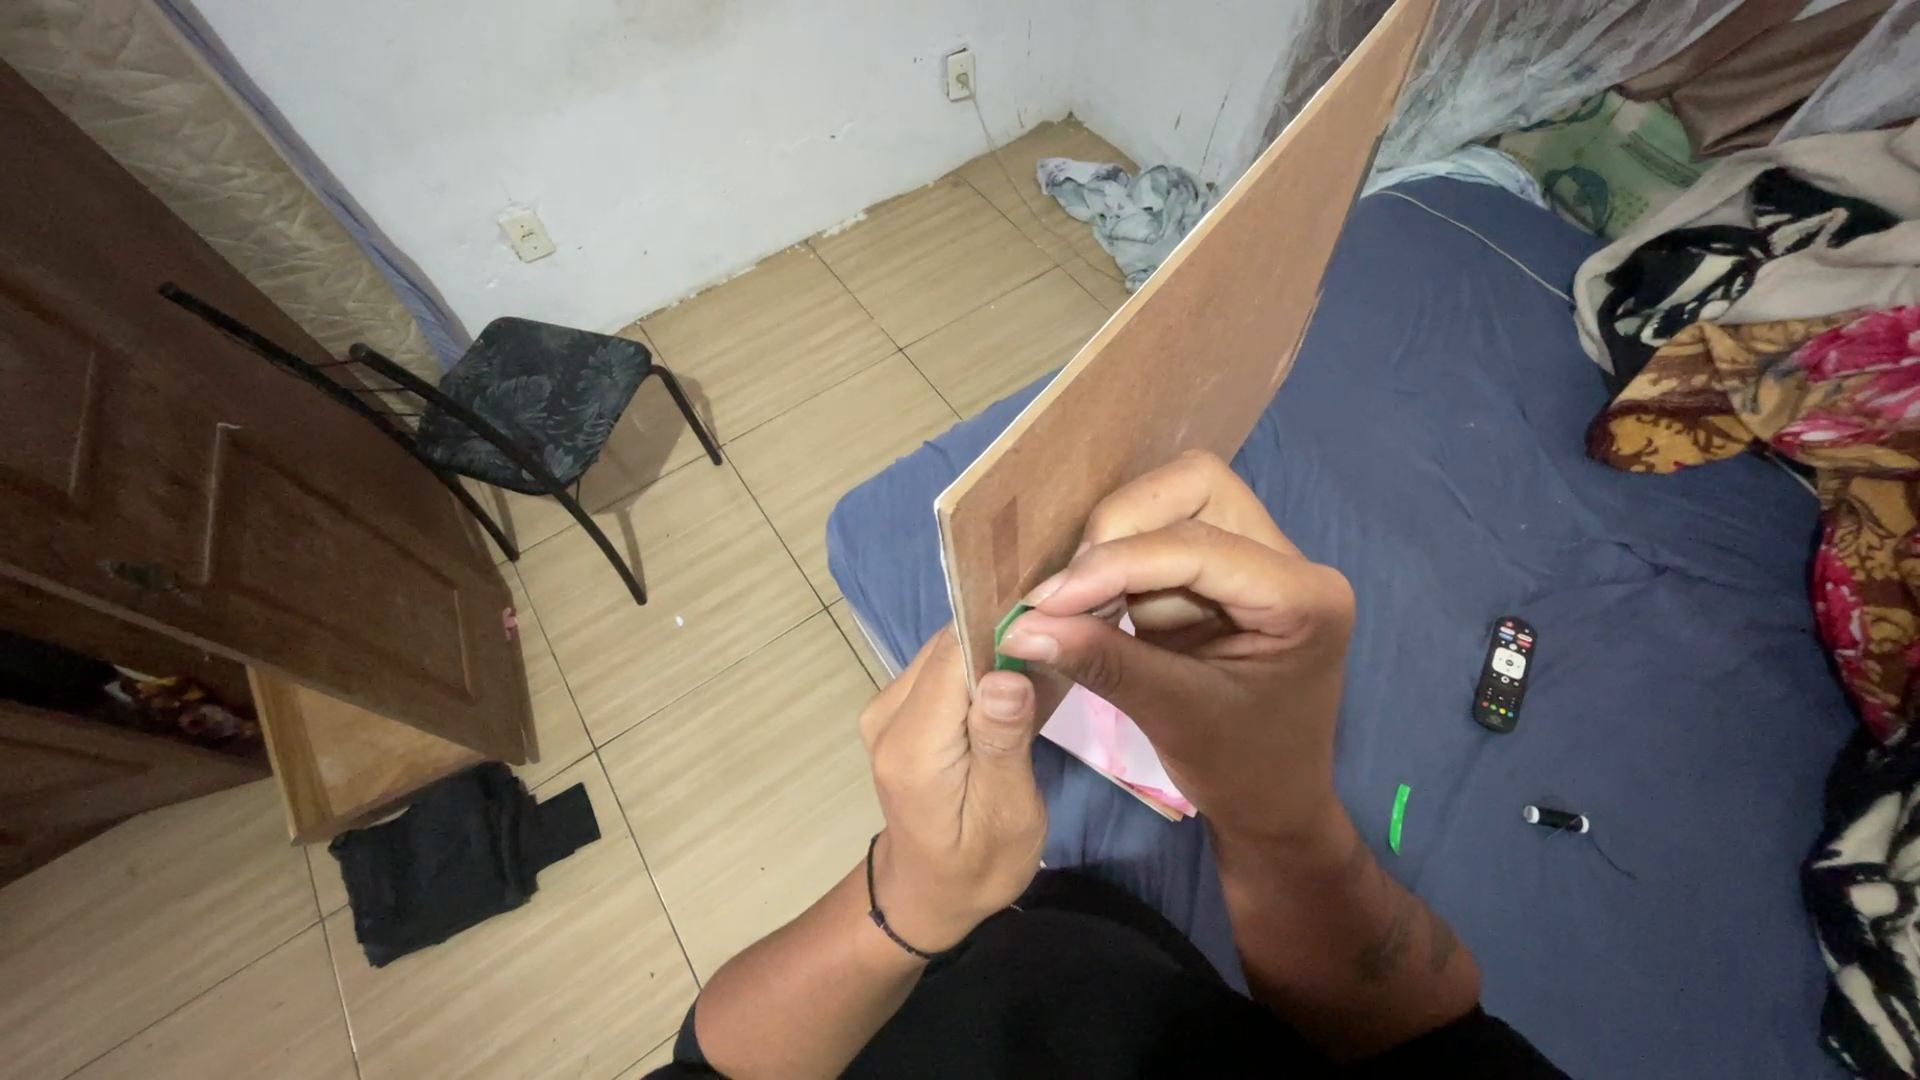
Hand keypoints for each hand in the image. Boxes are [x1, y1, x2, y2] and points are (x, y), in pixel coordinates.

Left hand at [859, 626, 1045, 952]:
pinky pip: (941, 667)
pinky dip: (977, 670)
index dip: (1003, 633)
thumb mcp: (1007, 816)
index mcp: (911, 744)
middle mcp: (885, 714)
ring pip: (947, 650)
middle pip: (950, 646)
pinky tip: (1010, 691)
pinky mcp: (895, 708)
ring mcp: (883, 707)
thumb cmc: (976, 866)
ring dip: (993, 653)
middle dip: (1003, 641)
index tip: (1054, 631)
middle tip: (1057, 654)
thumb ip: (1003, 744)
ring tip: (1039, 672)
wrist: (926, 893)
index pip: (955, 654)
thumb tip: (1007, 675)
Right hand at [997, 450, 1354, 840]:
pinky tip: (1090, 603)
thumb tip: (1022, 626)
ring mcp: (1252, 558)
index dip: (1115, 565)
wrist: (1272, 801)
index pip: (1196, 546)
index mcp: (1302, 597)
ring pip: (1173, 501)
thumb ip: (1102, 661)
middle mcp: (1285, 560)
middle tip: (1070, 589)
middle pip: (1194, 487)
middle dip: (1120, 528)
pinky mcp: (1218, 570)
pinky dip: (1116, 563)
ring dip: (1115, 545)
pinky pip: (1159, 535)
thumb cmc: (1242, 768)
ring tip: (1075, 602)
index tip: (1046, 602)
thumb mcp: (1173, 716)